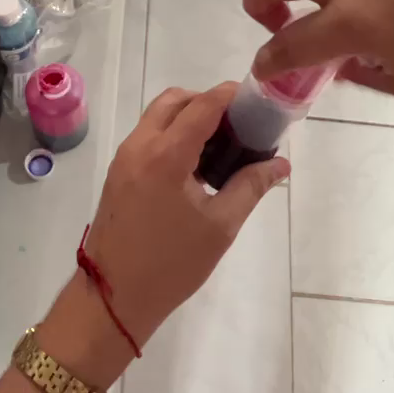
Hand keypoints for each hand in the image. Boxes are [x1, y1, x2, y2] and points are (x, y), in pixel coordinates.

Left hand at [38, 83, 286, 386]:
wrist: (113, 297)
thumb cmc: (171, 263)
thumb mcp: (221, 226)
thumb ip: (251, 186)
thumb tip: (281, 164)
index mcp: (166, 154)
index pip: (203, 106)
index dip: (230, 95)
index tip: (256, 101)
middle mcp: (140, 145)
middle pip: (175, 101)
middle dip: (207, 102)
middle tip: (237, 124)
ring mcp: (124, 157)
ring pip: (157, 116)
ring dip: (187, 117)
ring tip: (220, 144)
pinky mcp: (118, 172)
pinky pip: (147, 136)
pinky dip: (171, 134)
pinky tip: (194, 164)